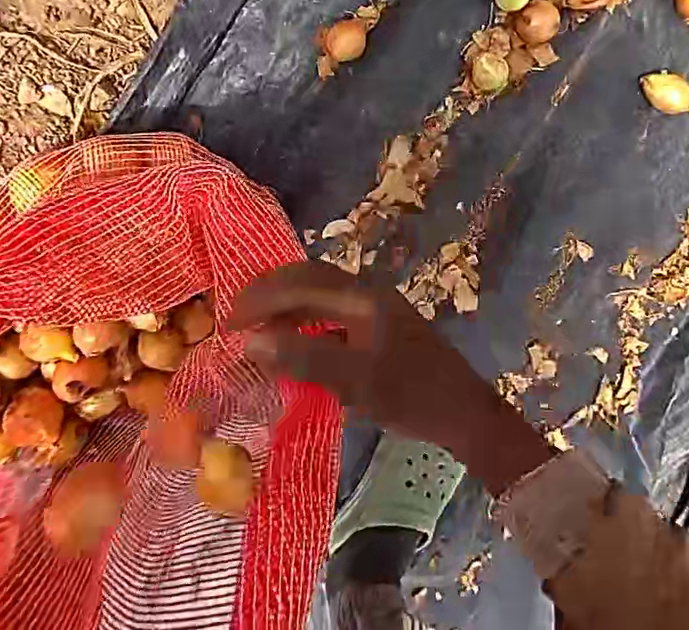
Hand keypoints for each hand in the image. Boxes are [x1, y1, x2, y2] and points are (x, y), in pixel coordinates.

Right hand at [229, 260, 554, 494]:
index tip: (227, 322)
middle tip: (234, 319)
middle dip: (271, 293)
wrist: (462, 408)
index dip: (262, 297)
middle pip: (312, 279)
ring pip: (322, 296)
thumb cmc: (412, 395)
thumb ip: (305, 359)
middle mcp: (369, 295)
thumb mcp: (356, 382)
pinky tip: (291, 348)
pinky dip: (305, 326)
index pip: (304, 282)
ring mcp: (375, 311)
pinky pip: (332, 316)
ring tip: (254, 332)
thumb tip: (251, 342)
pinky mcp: (378, 329)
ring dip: (287, 308)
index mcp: (365, 298)